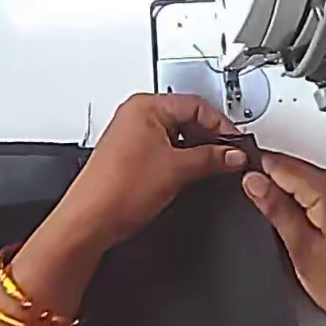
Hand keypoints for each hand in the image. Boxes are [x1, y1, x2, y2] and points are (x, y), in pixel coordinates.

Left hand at [52, 93, 246, 248]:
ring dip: (195, 148)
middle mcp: (136, 113)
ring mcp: (131, 132)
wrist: (89, 221)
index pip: (197, 104)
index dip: (221, 126)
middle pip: (186, 116)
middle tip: (227, 156)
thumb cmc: (117, 190)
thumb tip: (232, 155)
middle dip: (209, 137)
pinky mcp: (128, 151)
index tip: (236, 145)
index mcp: (145, 106)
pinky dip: (179, 156)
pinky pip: (163, 145)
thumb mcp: (178, 170)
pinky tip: (188, 172)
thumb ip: (212, 158)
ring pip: (175, 132)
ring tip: (210, 166)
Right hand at [242, 153, 325, 325]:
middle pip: (289, 168)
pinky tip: (277, 216)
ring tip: (253, 206)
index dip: (253, 168)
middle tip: (236, 194)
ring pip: (297, 180)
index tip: (229, 176)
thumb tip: (251, 179)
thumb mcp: (303, 248)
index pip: (279, 163)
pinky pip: (307, 191)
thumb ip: (276, 209)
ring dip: (276, 189)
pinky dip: (290, 199)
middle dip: (263, 177)